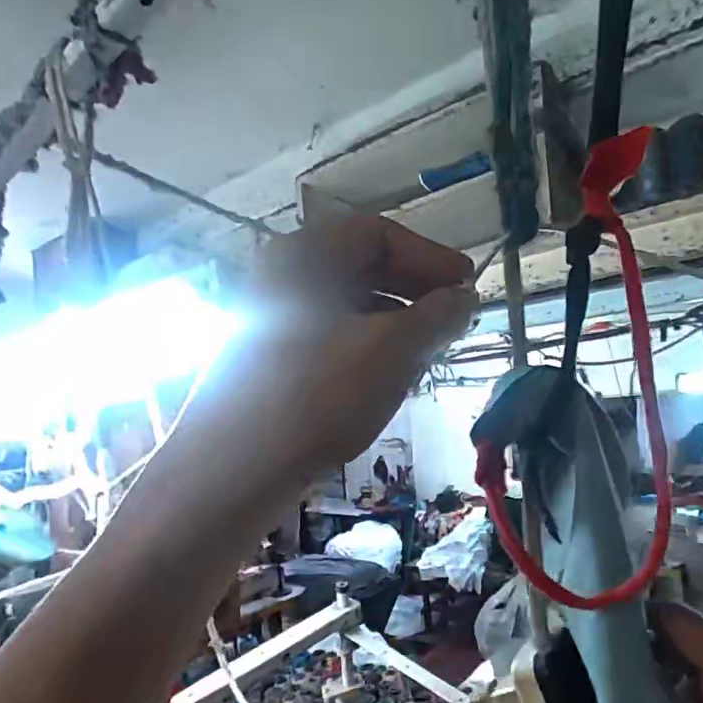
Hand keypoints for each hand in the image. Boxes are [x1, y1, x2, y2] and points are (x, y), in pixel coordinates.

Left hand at [189, 214, 475, 477]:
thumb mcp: (392, 350)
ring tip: (430, 352)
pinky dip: (369, 346)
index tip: (466, 285)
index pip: (378, 233)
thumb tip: (465, 298)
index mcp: (305, 256)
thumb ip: (437, 316)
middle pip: (362, 266)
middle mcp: (283, 277)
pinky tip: (391, 378)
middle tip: (454, 318)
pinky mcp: (272, 360)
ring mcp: (272, 320)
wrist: (236, 469)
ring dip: (397, 321)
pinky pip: (332, 337)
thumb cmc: (319, 394)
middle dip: (415, 290)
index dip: (430, 255)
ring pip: (349, 306)